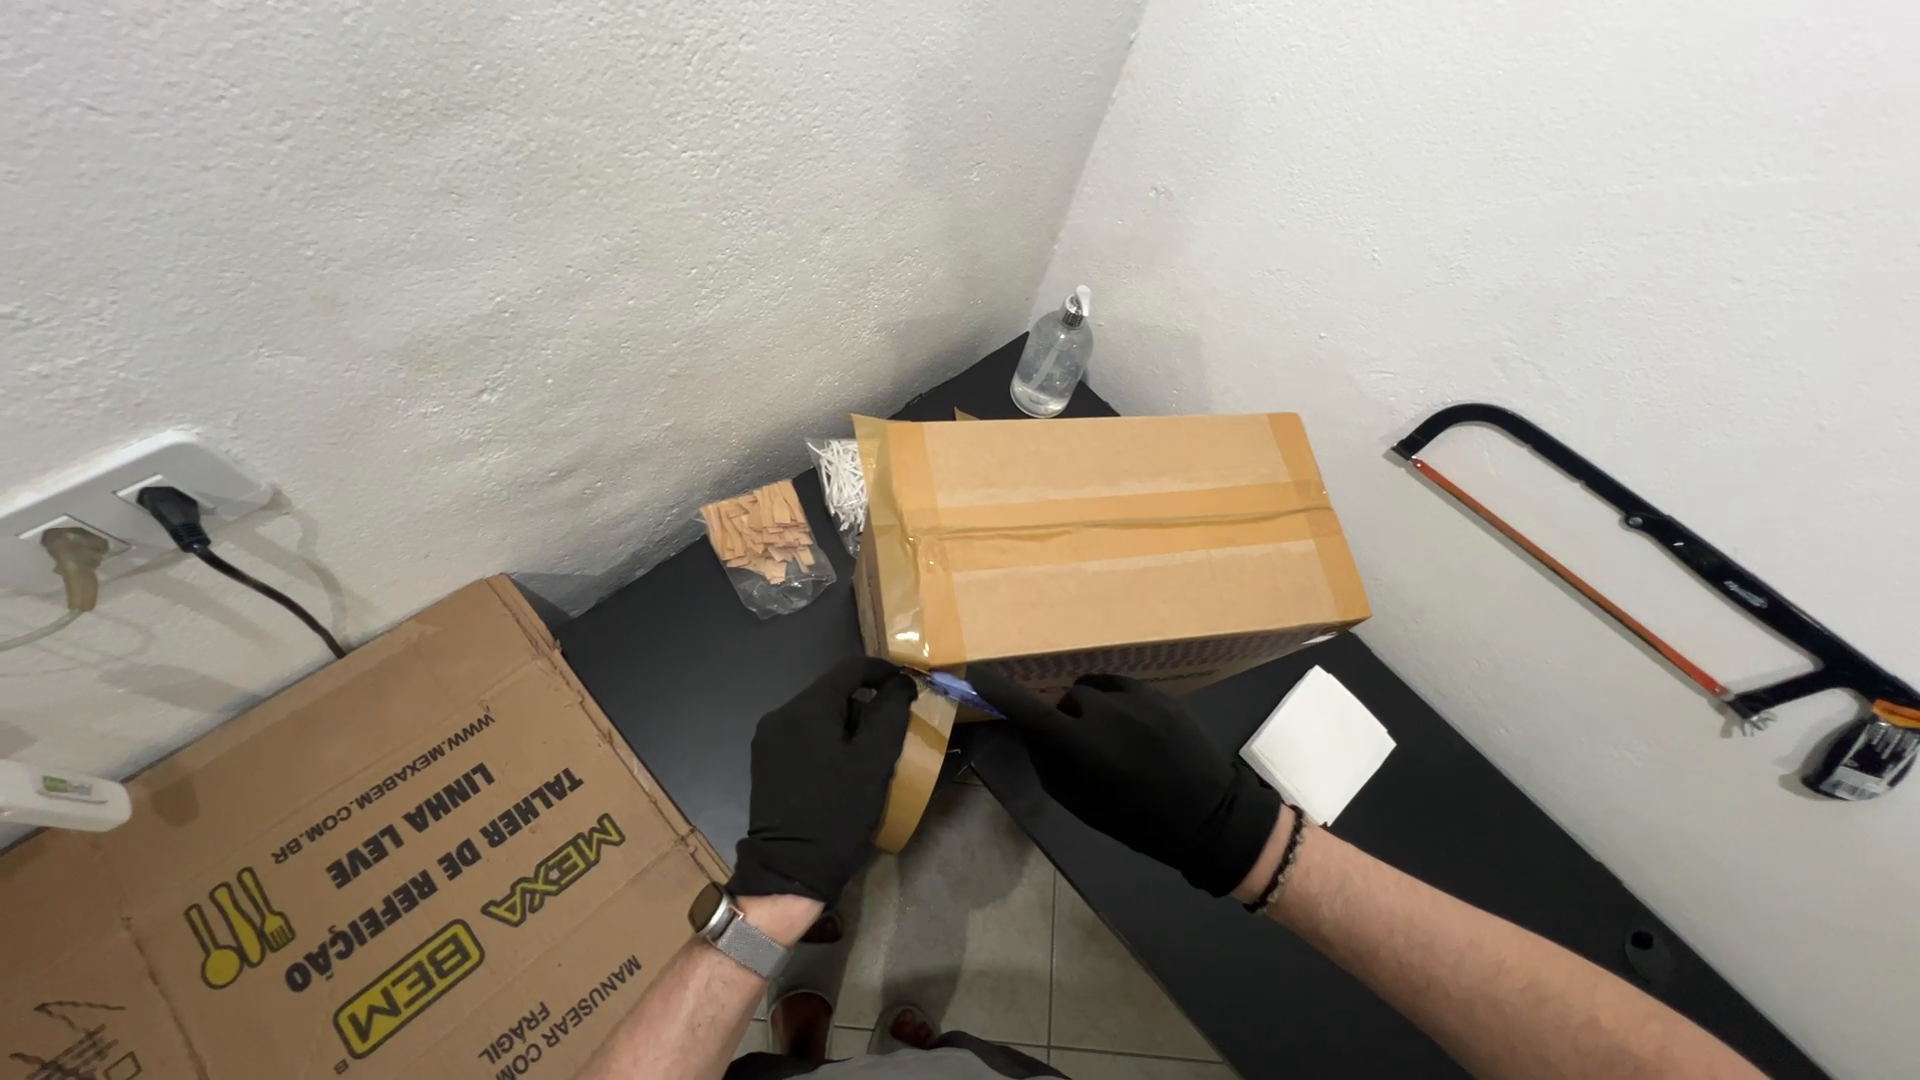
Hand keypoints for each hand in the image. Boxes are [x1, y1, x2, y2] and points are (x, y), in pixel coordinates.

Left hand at [730, 657, 916, 904]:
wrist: (790, 870)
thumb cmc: (837, 812)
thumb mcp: (875, 761)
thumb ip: (891, 713)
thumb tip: (900, 682)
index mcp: (806, 708)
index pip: (850, 669)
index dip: (883, 672)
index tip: (907, 686)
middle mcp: (781, 715)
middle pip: (834, 694)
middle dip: (865, 710)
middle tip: (889, 741)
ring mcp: (768, 739)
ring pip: (820, 716)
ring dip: (847, 729)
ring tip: (865, 763)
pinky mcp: (766, 761)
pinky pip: (805, 736)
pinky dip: (828, 744)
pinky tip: (840, 773)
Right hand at [971, 670, 1278, 896]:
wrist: (1210, 817)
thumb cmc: (1138, 822)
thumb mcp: (1083, 806)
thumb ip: (1049, 767)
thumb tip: (1029, 734)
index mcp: (1083, 748)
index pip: (1028, 710)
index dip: (998, 691)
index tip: (976, 674)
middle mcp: (1105, 713)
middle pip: (1064, 700)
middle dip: (1064, 719)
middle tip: (1080, 746)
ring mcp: (1135, 698)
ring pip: (1091, 690)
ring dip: (1090, 707)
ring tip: (1110, 735)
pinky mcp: (1157, 692)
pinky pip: (1117, 685)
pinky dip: (1113, 700)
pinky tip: (1129, 724)